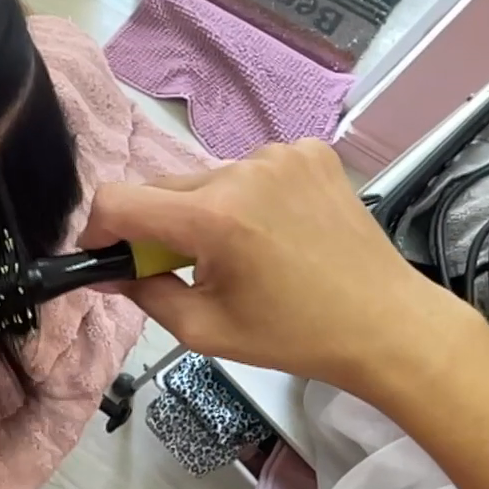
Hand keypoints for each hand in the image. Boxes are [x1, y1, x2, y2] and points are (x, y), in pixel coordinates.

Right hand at [80, 139, 481, 393]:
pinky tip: (271, 227)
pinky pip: (247, 169)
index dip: (97, 227)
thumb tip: (105, 270)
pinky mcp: (308, 152)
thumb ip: (142, 292)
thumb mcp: (204, 329)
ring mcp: (280, 154)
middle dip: (154, 226)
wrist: (391, 325)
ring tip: (237, 249)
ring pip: (203, 179)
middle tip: (179, 265)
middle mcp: (242, 170)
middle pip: (161, 188)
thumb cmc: (295, 336)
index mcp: (214, 217)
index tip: (105, 252)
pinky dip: (243, 196)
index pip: (118, 199)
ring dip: (201, 210)